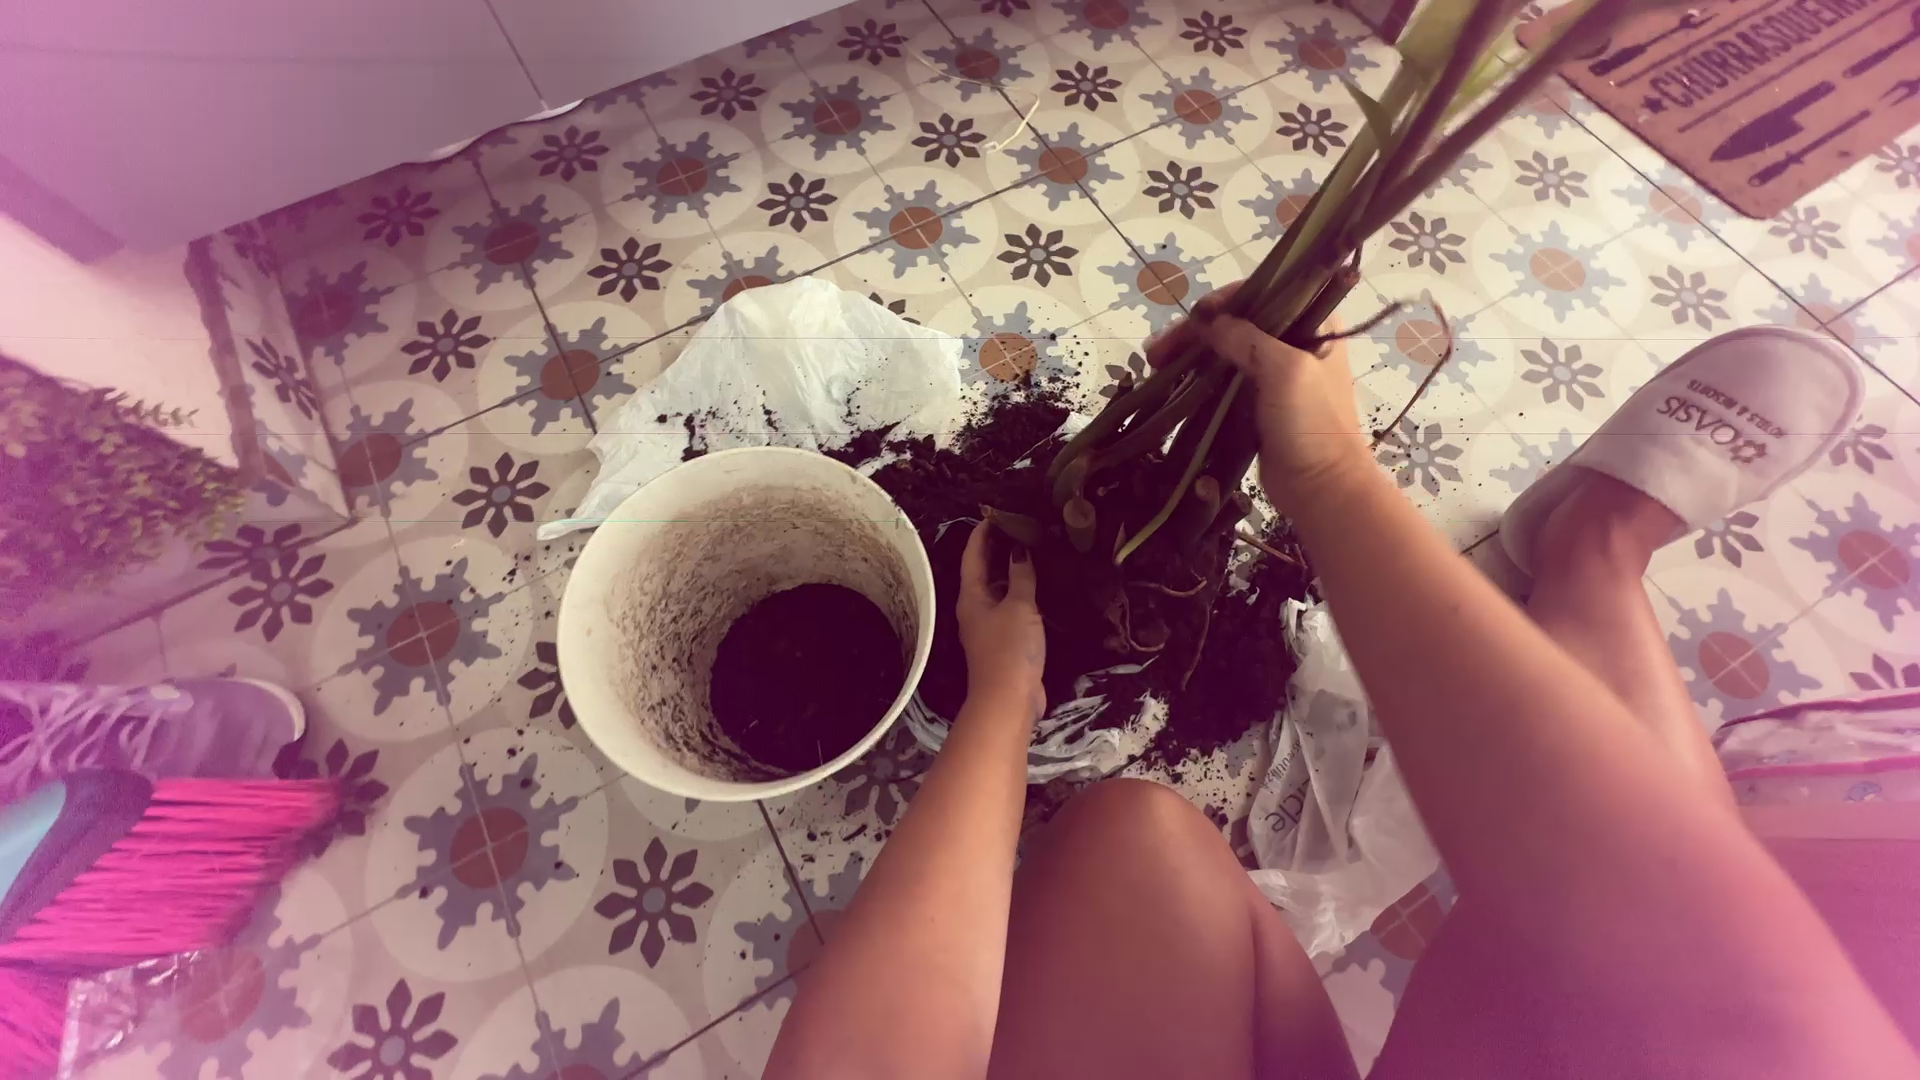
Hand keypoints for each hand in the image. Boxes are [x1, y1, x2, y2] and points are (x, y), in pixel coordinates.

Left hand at [956, 520, 1045, 725]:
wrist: (1009, 699)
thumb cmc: (1010, 649)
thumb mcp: (1020, 607)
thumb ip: (1020, 576)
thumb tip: (1019, 549)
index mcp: (971, 596)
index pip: (973, 555)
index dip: (982, 533)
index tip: (996, 513)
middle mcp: (974, 607)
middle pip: (982, 570)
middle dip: (996, 548)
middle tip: (1017, 526)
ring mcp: (987, 625)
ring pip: (996, 588)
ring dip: (1008, 569)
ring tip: (1028, 548)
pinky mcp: (1002, 640)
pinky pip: (1008, 605)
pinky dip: (1018, 590)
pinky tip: (1035, 585)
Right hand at [1148, 284, 1372, 517]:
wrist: (1321, 487)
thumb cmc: (1312, 424)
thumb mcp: (1285, 370)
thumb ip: (1248, 340)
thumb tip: (1208, 323)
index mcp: (1314, 326)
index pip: (1262, 295)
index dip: (1221, 303)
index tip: (1191, 320)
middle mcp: (1294, 344)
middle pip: (1237, 325)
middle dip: (1195, 333)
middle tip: (1157, 351)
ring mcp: (1273, 376)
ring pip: (1224, 353)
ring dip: (1190, 356)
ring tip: (1155, 365)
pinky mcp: (1255, 405)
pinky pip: (1221, 381)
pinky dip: (1196, 379)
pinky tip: (1172, 384)